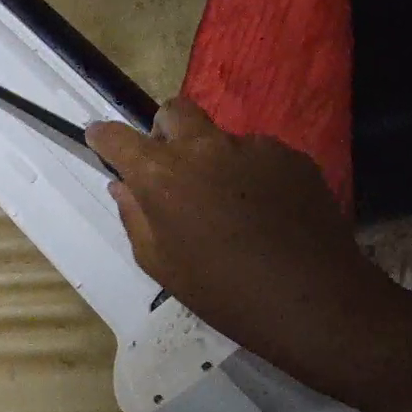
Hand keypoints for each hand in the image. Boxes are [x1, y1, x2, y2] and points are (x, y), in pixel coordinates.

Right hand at [86, 98, 390, 358]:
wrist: (313, 300)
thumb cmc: (220, 290)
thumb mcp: (158, 263)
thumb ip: (134, 216)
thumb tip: (124, 186)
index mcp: (160, 175)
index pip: (117, 137)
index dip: (103, 136)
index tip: (98, 139)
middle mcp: (203, 148)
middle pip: (174, 111)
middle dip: (163, 130)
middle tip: (169, 167)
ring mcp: (252, 148)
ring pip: (220, 137)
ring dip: (212, 158)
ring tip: (227, 202)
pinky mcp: (292, 157)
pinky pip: (258, 155)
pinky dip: (250, 173)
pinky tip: (263, 211)